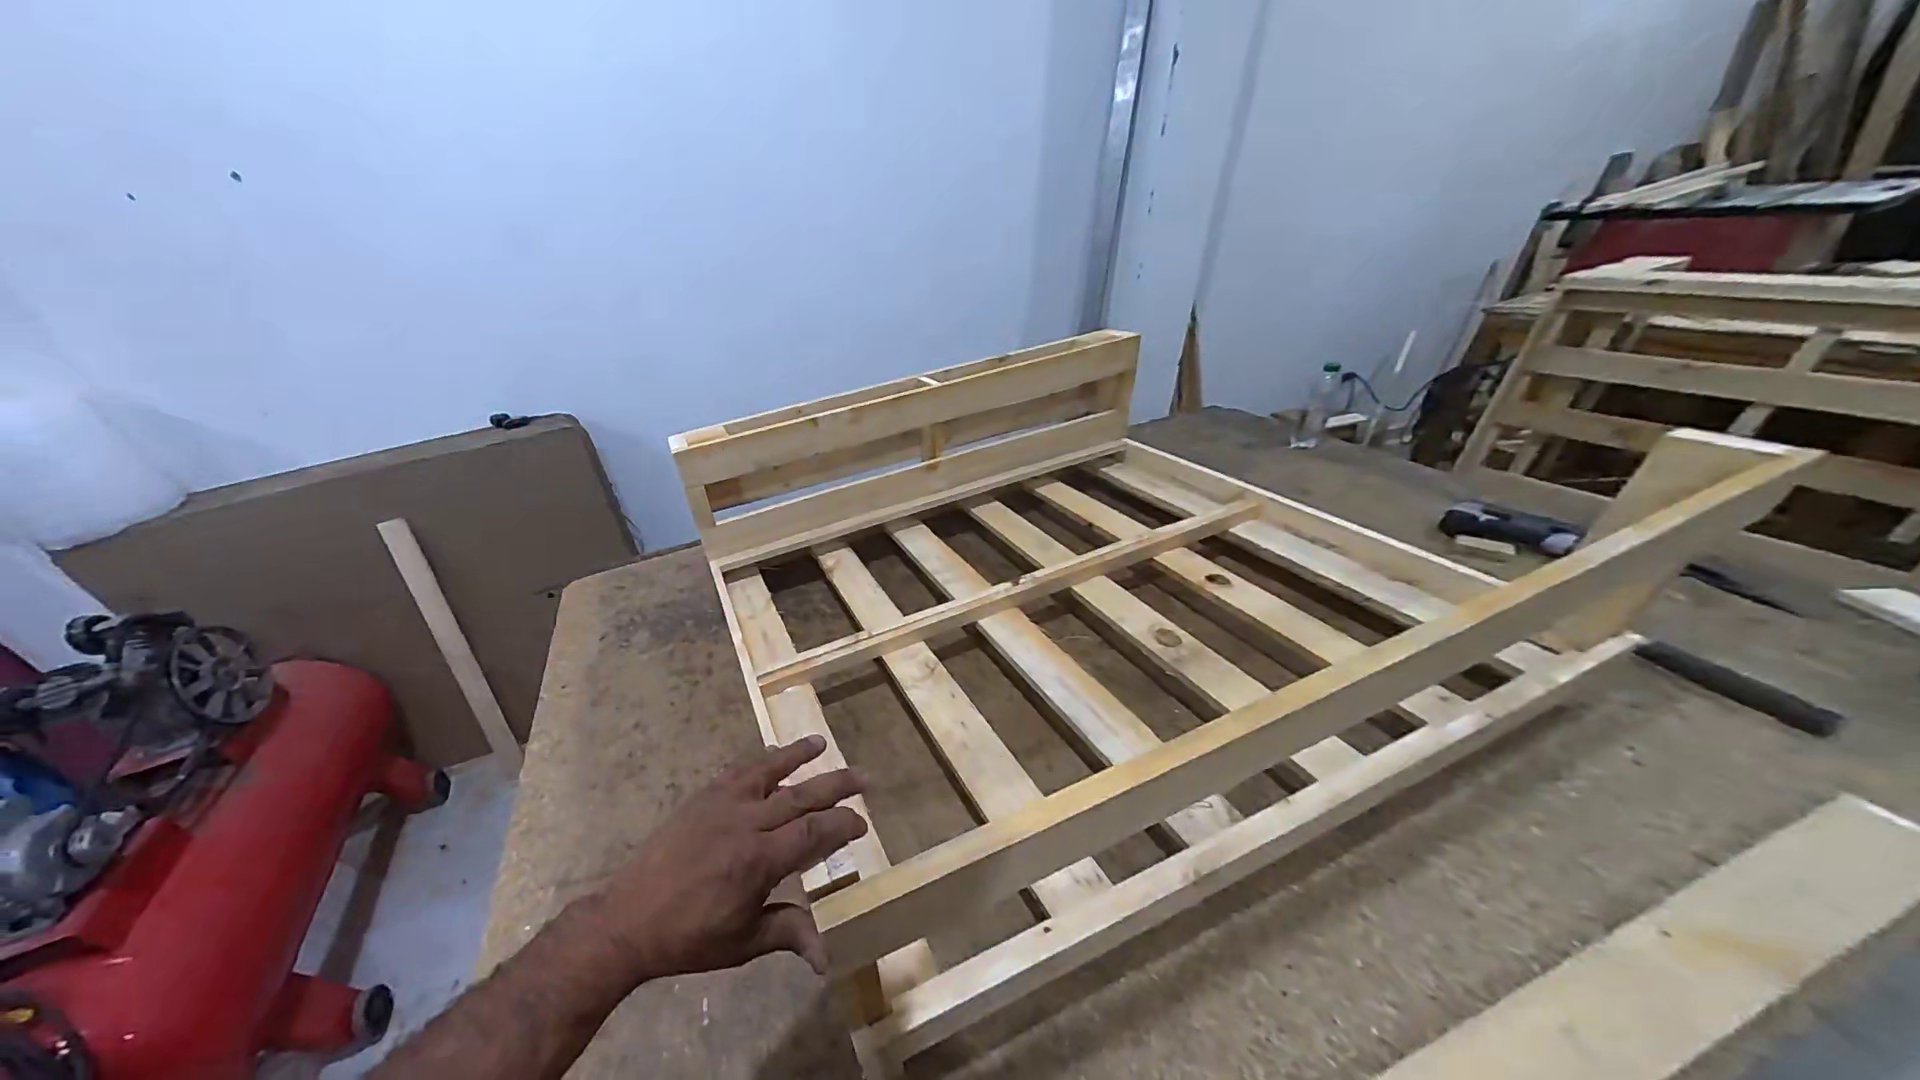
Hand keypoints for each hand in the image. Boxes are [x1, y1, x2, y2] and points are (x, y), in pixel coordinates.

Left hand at [592, 735, 868, 980]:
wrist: (627, 921)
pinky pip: (738, 772)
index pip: (814, 832)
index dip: (842, 825)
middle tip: (864, 777)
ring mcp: (723, 805)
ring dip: (799, 756)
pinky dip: (761, 761)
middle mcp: (746, 824)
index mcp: (759, 860)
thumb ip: (789, 934)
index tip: (861, 824)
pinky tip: (773, 754)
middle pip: (802, 795)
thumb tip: (827, 959)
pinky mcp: (702, 798)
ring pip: (770, 771)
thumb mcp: (743, 942)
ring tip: (823, 743)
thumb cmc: (689, 936)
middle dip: (837, 785)